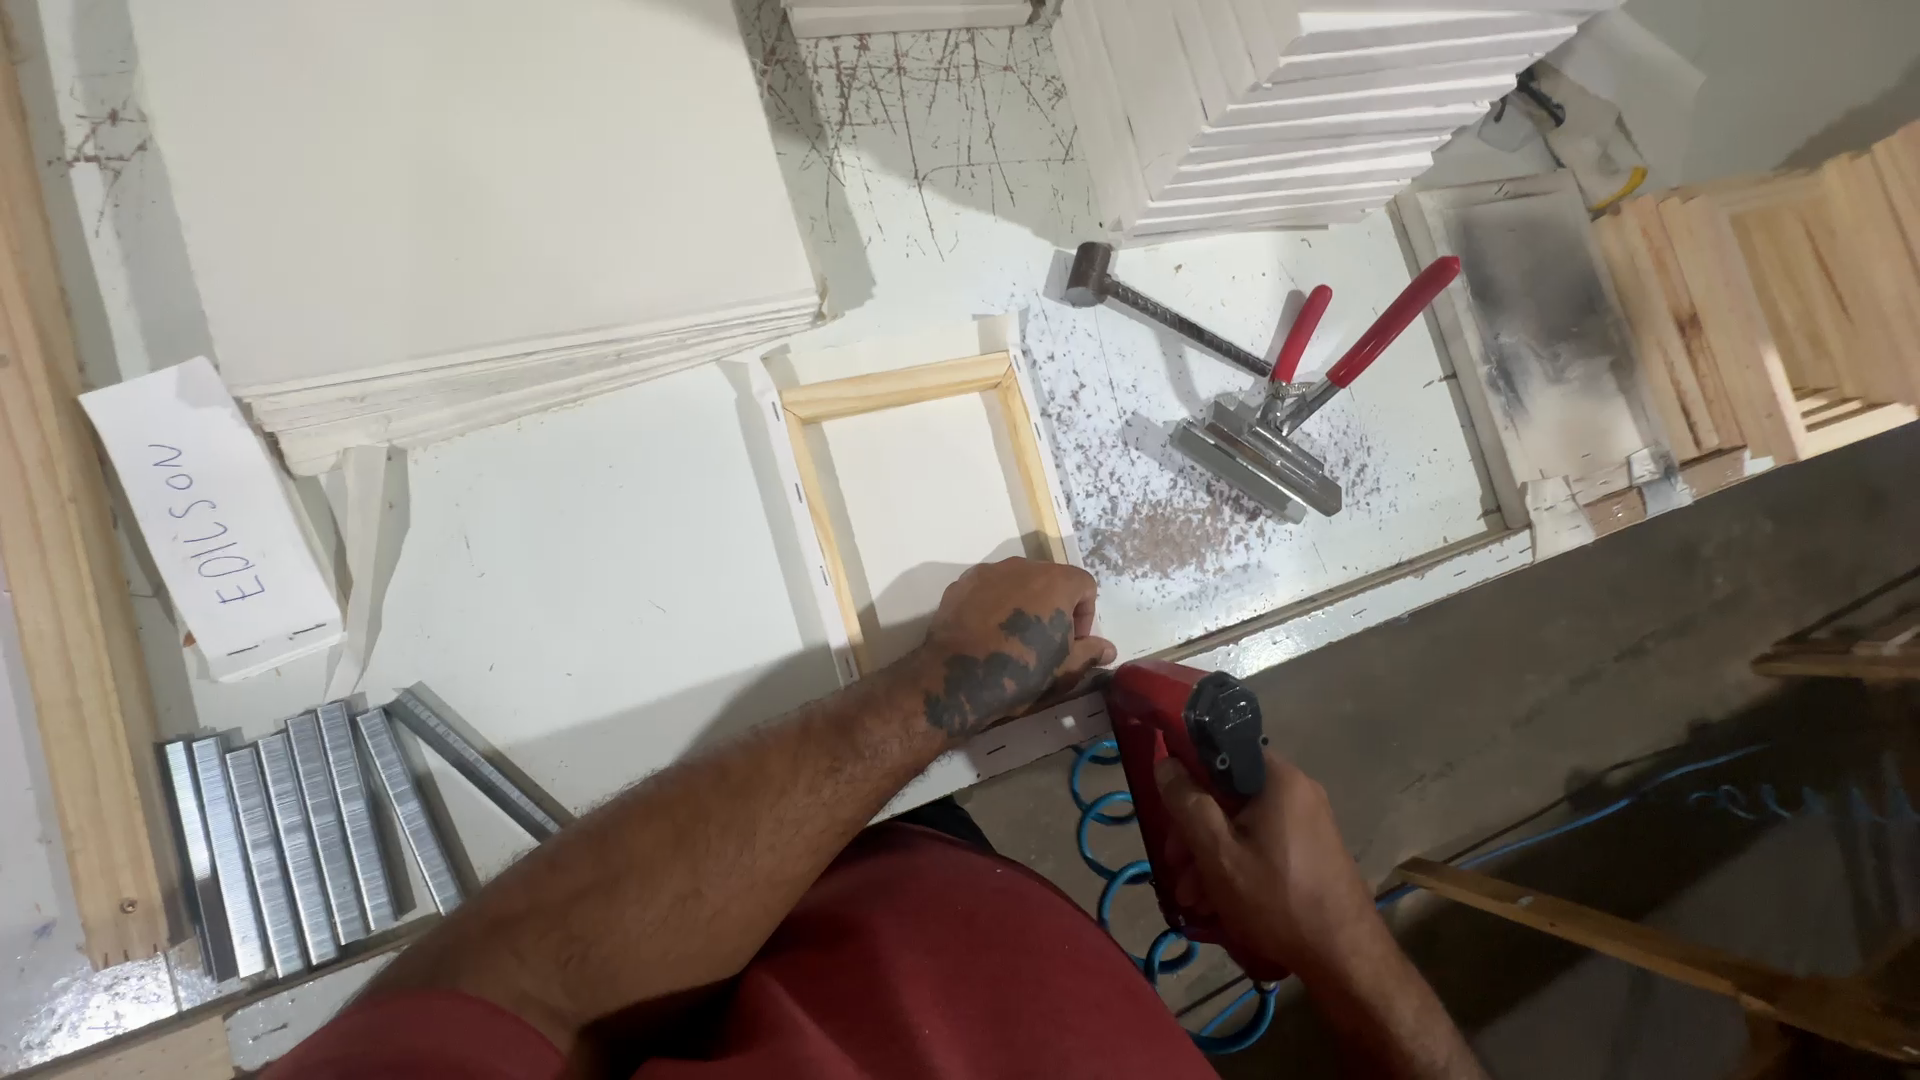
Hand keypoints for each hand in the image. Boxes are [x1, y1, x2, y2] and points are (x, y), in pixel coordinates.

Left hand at [912, 558, 1115, 741]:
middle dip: (1054, 606)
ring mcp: (988, 572)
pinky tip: (985, 634)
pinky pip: (987, 589)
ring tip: (1013, 638)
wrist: (958, 676)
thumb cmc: (1022, 671)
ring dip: (1022, 603)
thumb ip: (1090, 652)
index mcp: (1056, 581)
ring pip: (1016, 582)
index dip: (1085, 615)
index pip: (1085, 586)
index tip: (1073, 642)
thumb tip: (1109, 649)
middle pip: (1049, 579)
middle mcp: (1023, 566)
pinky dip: (993, 604)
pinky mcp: (961, 584)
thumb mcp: (1065, 669)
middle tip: (1045, 641)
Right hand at [1155, 750, 1384, 980]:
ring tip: (1192, 898)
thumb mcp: (1218, 851)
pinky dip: (1236, 865)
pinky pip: (1261, 844)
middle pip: (1228, 795)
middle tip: (1175, 866)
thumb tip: (1166, 763)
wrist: (1346, 960)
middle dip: (1194, 831)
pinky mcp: (1311, 852)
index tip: (1168, 810)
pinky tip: (1217, 902)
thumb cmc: (1277, 898)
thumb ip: (1187, 802)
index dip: (1187, 775)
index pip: (1221, 752)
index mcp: (1278, 778)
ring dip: (1210, 855)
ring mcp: (1307, 823)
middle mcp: (1296, 791)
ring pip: (1242, 825)